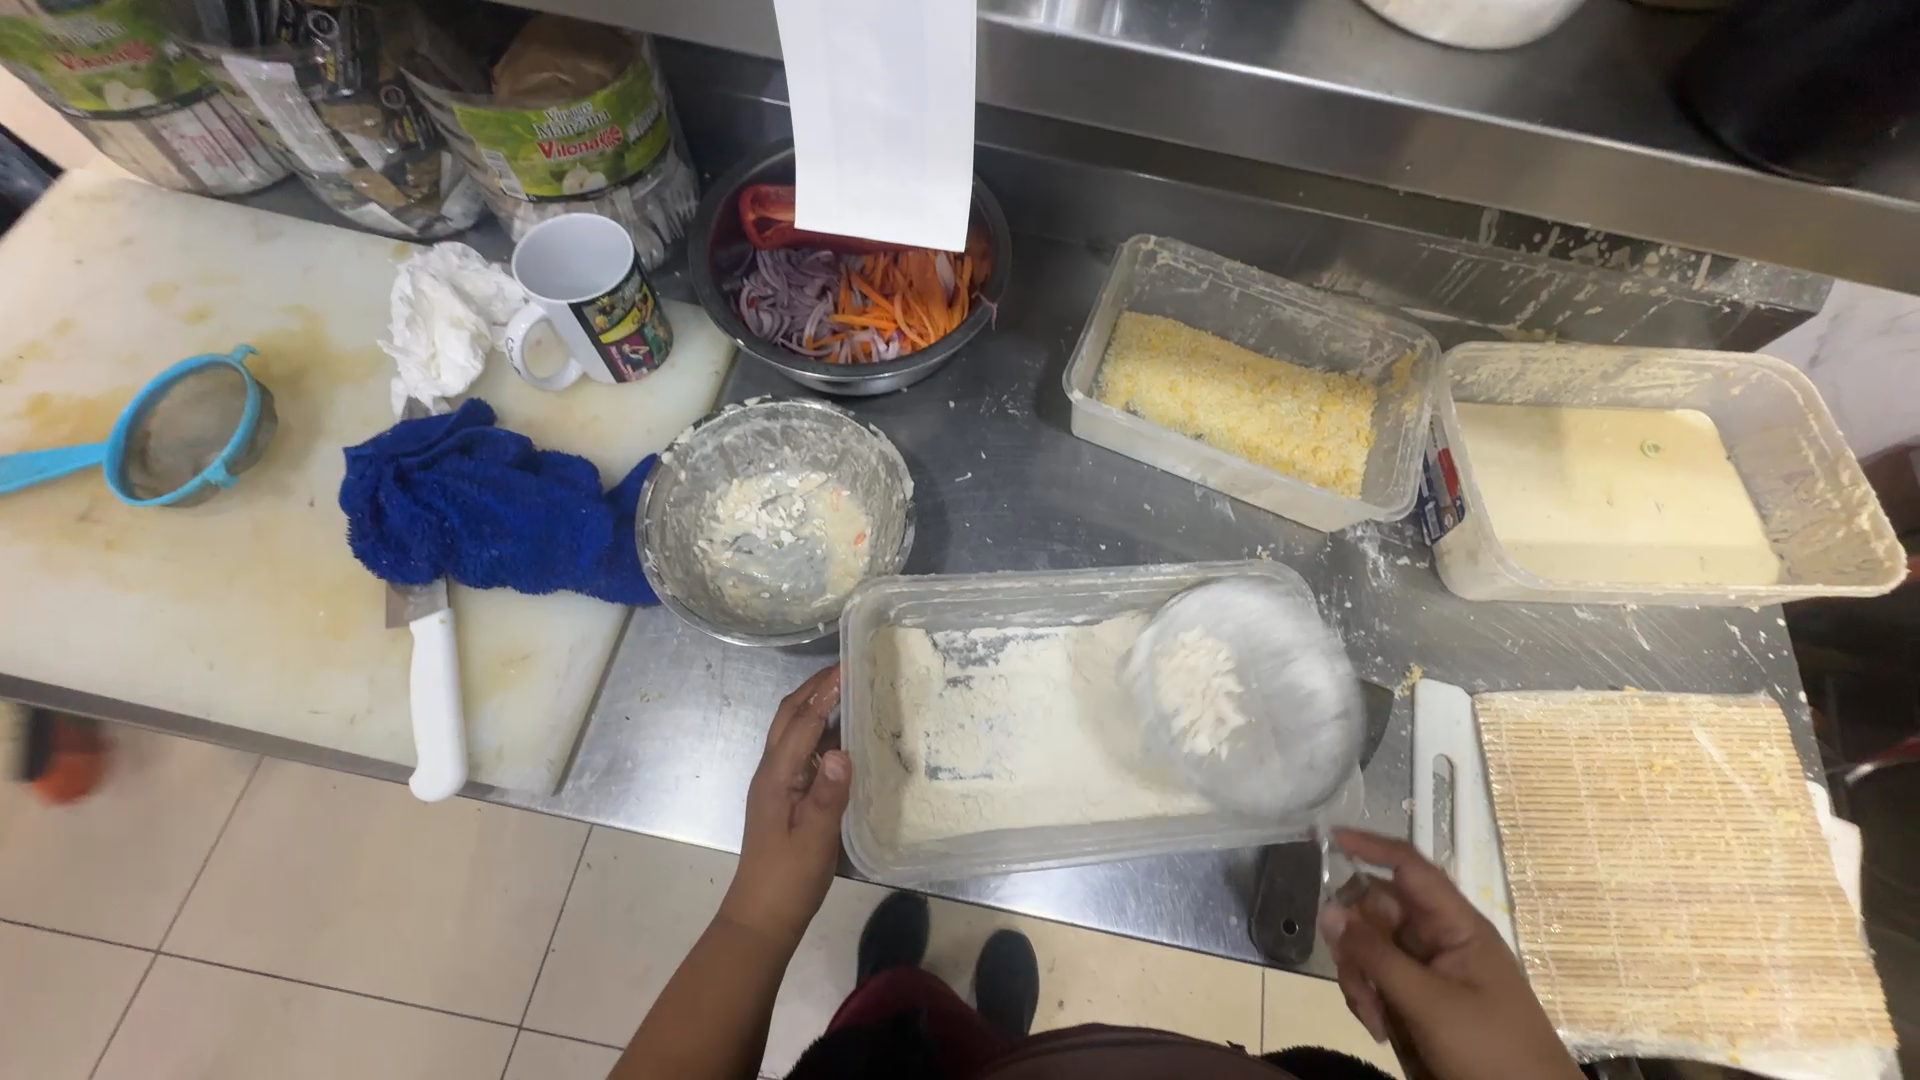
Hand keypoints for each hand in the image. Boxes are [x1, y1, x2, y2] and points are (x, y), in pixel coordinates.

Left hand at [718, 666, 849, 947]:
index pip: (801, 723)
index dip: (824, 693)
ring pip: (793, 730)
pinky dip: (820, 730)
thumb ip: (829, 795)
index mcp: (776, 776)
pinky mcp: (786, 794)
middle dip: (813, 688)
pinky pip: (802, 749)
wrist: (762, 917)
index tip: (848, 667)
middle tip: (846, 667)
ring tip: (847, 688)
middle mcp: (772, 771)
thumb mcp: (815, 839)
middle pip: (789, 716)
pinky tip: (844, 734)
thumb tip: (842, 750)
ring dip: (815, 704)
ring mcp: (777, 782)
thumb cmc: (789, 878)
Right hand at [1320, 828, 1581, 1079]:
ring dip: (1358, 974)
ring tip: (1371, 1016)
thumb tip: (1327, 910)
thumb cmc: (1494, 1052)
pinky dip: (1365, 995)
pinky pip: (1373, 975)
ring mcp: (1426, 967)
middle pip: (1376, 908)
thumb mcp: (1430, 1003)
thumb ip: (1375, 955)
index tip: (1329, 837)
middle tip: (1352, 972)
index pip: (1408, 867)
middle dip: (1356, 939)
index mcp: (1456, 925)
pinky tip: (1377, 1026)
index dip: (1371, 846)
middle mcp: (1438, 937)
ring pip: (1368, 944)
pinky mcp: (1415, 996)